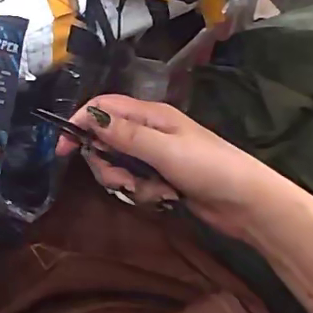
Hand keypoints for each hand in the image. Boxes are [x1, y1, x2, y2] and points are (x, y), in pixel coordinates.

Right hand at [55, 95, 284, 232]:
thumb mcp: (164, 150)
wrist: (250, 205)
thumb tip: (90, 116)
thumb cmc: (210, 169)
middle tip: (121, 180)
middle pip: (105, 139)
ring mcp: (155, 155)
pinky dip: (142, 192)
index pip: (102, 108)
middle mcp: (149, 131)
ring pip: (117, 164)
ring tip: (148, 192)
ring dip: (125, 181)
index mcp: (150, 115)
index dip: (80, 123)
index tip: (62, 149)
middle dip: (106, 162)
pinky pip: (134, 182)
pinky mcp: (161, 178)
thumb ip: (125, 134)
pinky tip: (163, 199)